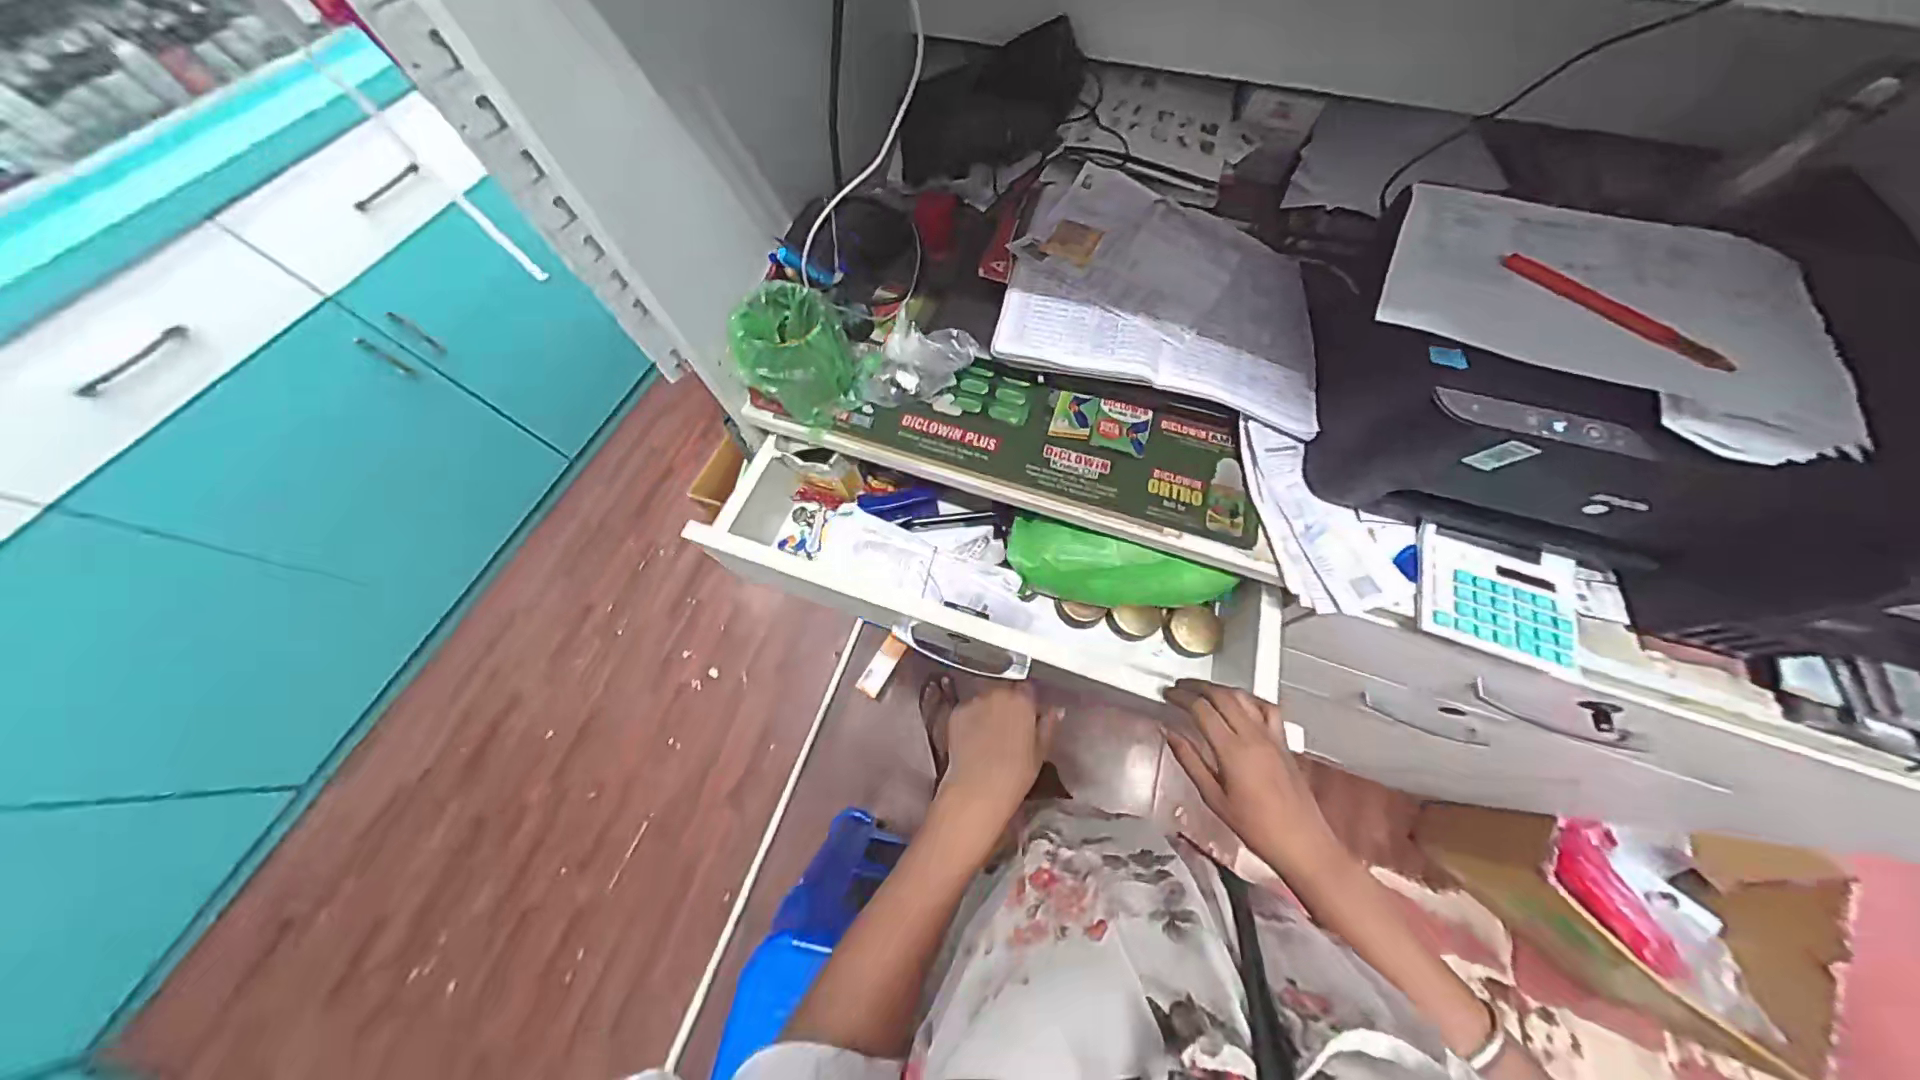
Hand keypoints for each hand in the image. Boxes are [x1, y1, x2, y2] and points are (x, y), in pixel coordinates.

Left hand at [938, 683, 1059, 824]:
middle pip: (1005, 691)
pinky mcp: (956, 712)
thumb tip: (1055, 710)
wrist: (977, 789)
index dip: (1028, 702)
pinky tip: (974, 739)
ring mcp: (974, 702)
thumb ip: (1047, 726)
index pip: (1028, 688)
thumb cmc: (1014, 775)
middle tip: (1010, 729)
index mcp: (1022, 700)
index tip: (1028, 716)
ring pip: (986, 699)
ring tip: (990, 735)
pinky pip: (968, 710)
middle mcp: (997, 694)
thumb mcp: (1039, 753)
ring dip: (989, 710)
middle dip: (1008, 704)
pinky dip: (971, 719)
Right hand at [1162, 679, 1341, 875]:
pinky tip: (1241, 702)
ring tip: (1202, 690)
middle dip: (1197, 687)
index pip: (1201, 708)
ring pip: (1243, 697)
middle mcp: (1253, 736)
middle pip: (1221, 696)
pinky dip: (1249, 699)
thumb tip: (1169, 732)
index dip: (1181, 697)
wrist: (1301, 842)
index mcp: (1232, 750)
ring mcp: (1272, 736)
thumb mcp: (1212, 797)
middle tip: (1179, 688)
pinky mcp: (1284, 742)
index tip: (1168, 696)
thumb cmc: (1254, 827)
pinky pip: (1266, 708)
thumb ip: (1189, 760)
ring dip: (1220, 689)